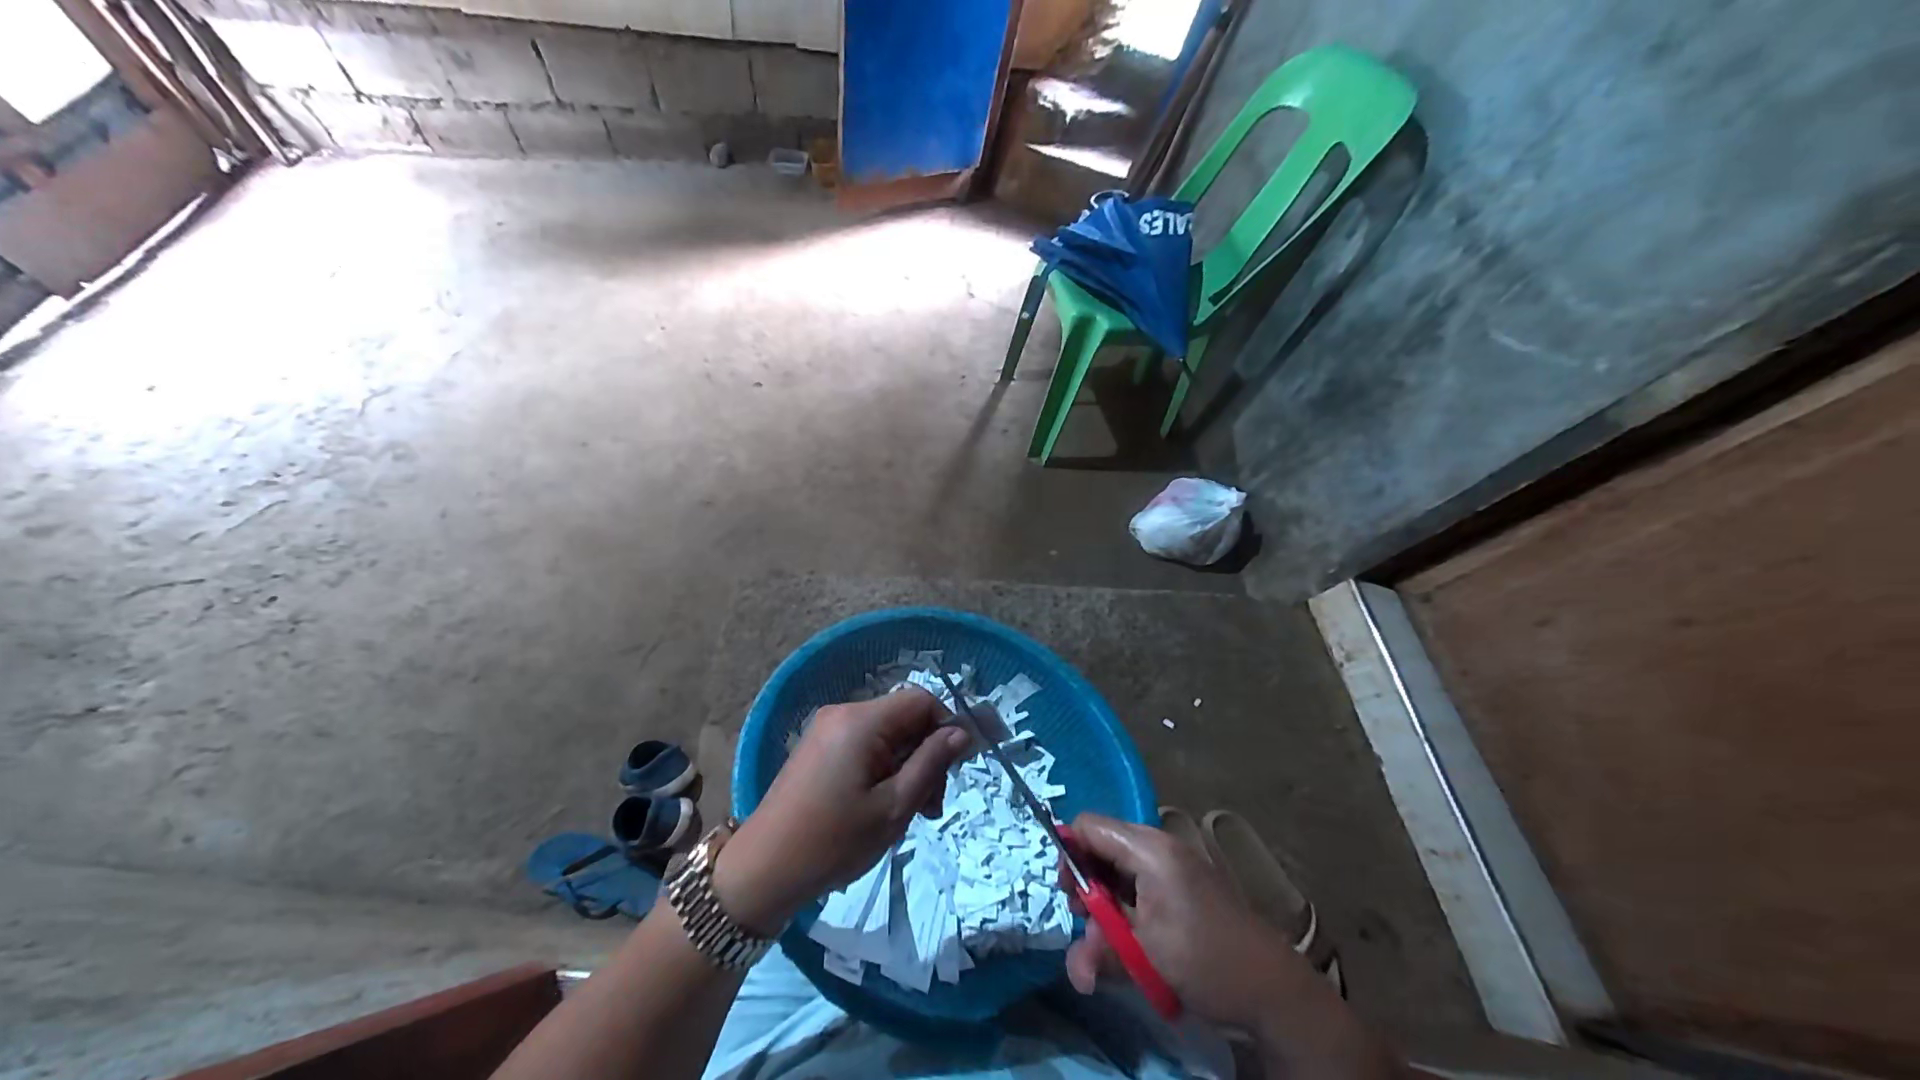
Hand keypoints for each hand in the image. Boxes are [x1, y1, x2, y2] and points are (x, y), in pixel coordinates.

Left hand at [713, 688, 971, 934]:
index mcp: (860, 721)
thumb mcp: (893, 807)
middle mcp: (843, 713)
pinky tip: (883, 806)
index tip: (956, 769)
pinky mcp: (818, 748)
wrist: (763, 871)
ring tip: (910, 813)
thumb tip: (962, 733)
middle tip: (931, 806)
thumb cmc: (833, 841)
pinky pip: (865, 745)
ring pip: (887, 735)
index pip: (921, 700)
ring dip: (907, 767)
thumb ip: (931, 764)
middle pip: (904, 718)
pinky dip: (884, 769)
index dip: (947, 727)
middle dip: (927, 755)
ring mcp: (827, 730)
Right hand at [1062, 814, 1345, 1034]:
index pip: (1088, 826)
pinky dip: (1128, 909)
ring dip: (1107, 904)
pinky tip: (1135, 942)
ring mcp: (1174, 866)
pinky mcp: (1183, 887)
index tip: (1071, 896)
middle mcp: (1160, 846)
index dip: (1069, 855)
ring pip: (1118, 870)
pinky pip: (1139, 884)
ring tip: (1115, 942)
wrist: (1275, 991)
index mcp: (1149, 848)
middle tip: (1091, 924)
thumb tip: (1074, 969)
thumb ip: (1100, 952)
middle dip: (1087, 885)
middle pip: (1101, 847)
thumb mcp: (1146, 957)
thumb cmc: (1207, 962)